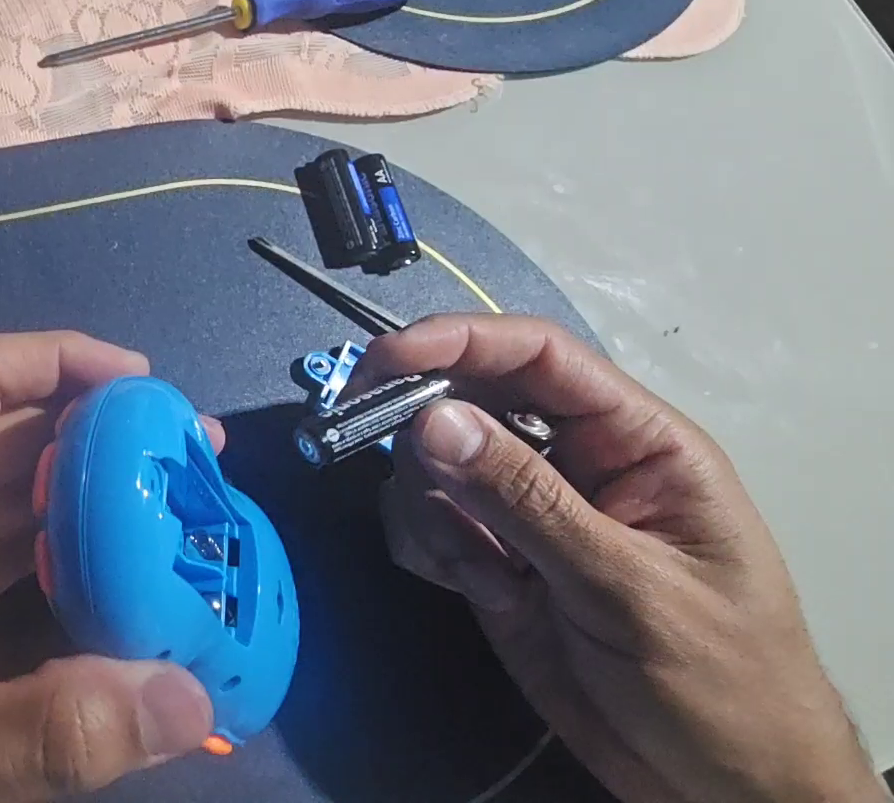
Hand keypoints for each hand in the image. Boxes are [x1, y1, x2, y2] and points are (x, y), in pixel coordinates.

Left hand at [0, 333, 222, 802]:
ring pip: (4, 479)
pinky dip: (55, 539)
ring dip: (80, 477)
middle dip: (93, 418)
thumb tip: (182, 693)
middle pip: (5, 421)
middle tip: (181, 448)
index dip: (57, 355)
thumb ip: (48, 729)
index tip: (138, 380)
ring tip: (163, 499)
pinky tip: (106, 571)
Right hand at [360, 315, 882, 802]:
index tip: (382, 359)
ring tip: (479, 569)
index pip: (535, 354)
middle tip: (384, 456)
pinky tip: (470, 584)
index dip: (456, 340)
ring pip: (426, 456)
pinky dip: (422, 541)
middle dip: (416, 423)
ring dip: (429, 506)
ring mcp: (516, 501)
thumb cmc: (715, 685)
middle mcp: (566, 456)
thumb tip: (429, 418)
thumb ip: (525, 499)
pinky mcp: (480, 543)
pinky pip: (417, 512)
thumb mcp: (625, 587)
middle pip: (462, 394)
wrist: (710, 789)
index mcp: (632, 441)